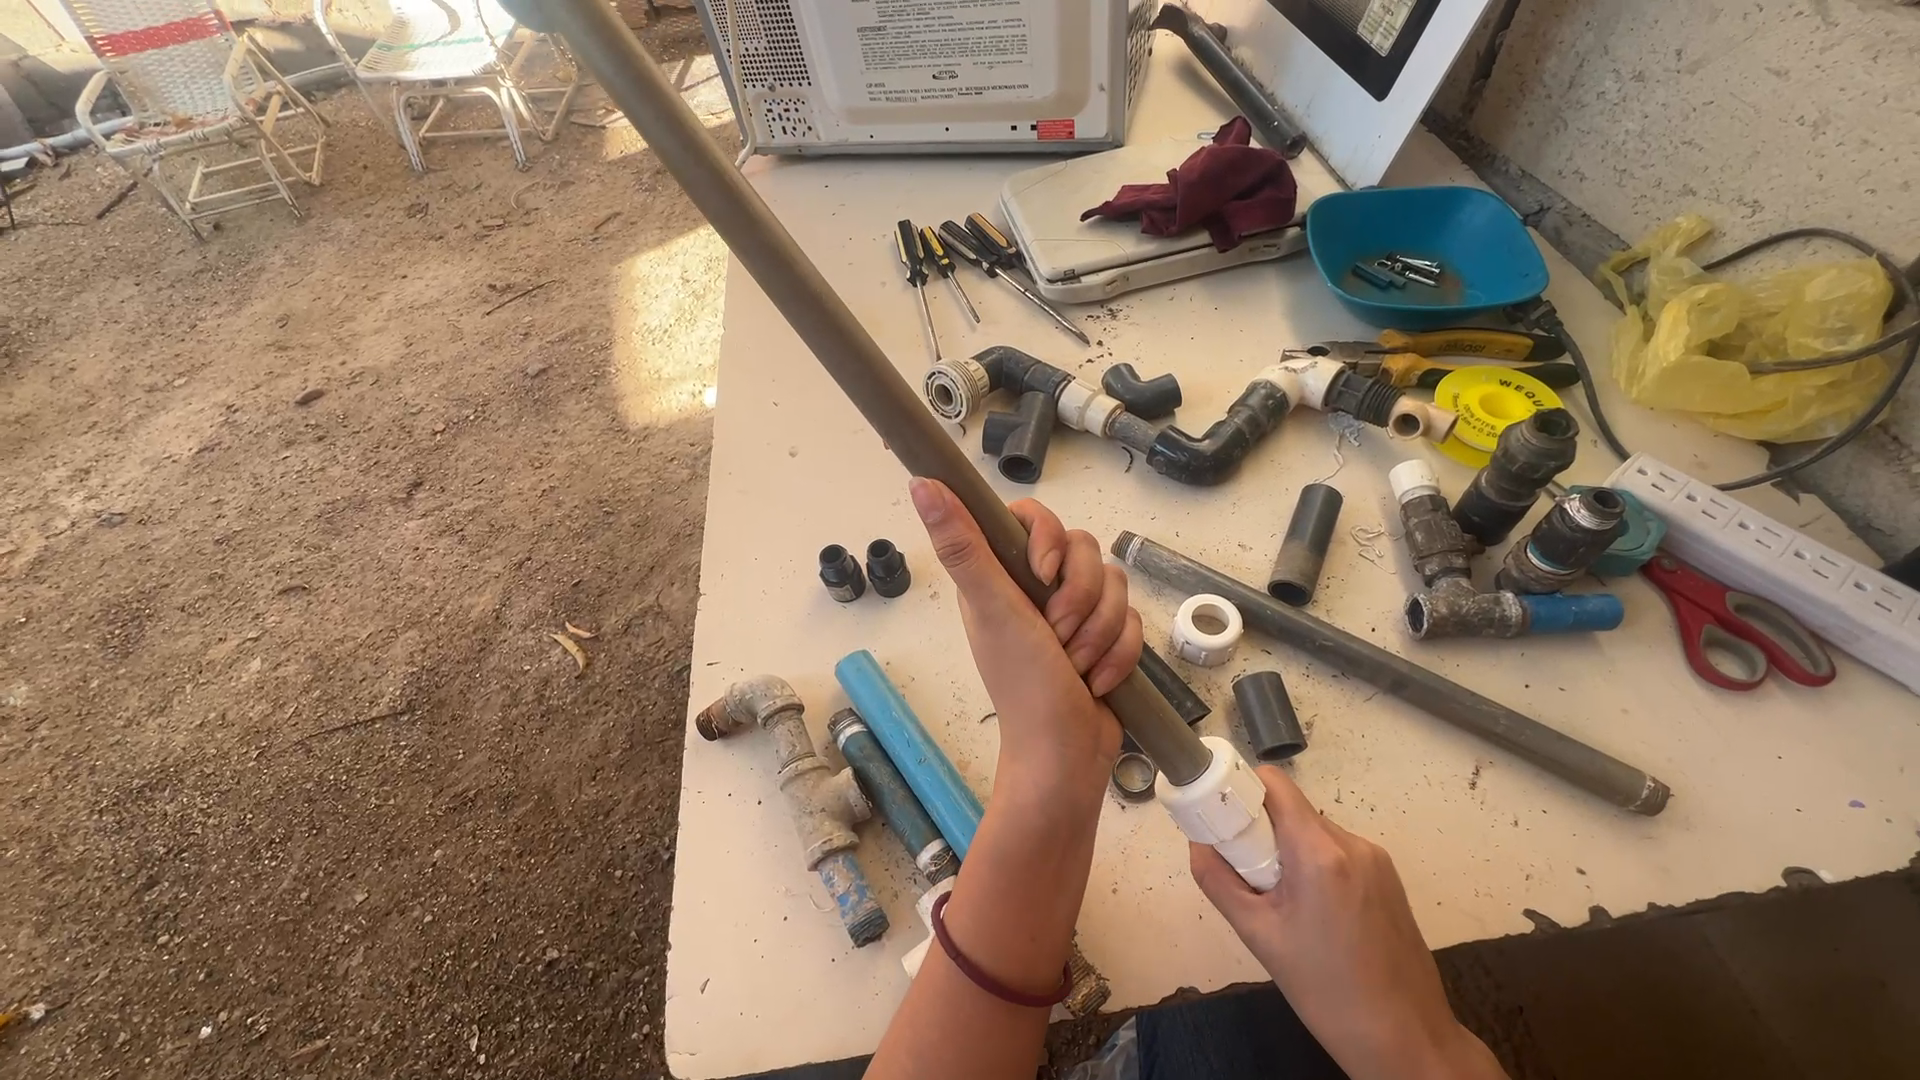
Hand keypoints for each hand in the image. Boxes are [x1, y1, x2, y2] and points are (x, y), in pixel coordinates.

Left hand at [909, 478, 1139, 799]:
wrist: (1065, 755)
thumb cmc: (1023, 684)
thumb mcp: (992, 610)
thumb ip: (963, 547)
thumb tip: (921, 484)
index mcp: (1000, 573)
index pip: (1033, 517)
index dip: (1049, 538)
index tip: (1044, 573)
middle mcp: (1035, 587)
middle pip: (1085, 549)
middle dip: (1081, 599)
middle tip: (1057, 635)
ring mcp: (1072, 612)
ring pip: (1114, 585)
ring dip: (1100, 632)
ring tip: (1076, 665)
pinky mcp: (1104, 637)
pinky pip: (1132, 621)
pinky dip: (1118, 654)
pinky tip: (1097, 681)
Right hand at [1191, 768, 1505, 1079]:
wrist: (1408, 1042)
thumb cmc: (1326, 991)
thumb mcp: (1258, 936)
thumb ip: (1218, 880)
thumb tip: (1198, 842)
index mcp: (1319, 852)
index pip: (1272, 782)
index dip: (1239, 789)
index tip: (1220, 819)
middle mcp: (1353, 843)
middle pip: (1290, 808)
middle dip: (1259, 830)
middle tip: (1245, 874)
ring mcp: (1376, 860)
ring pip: (1312, 831)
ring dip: (1286, 850)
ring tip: (1279, 902)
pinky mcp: (1388, 878)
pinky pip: (1336, 852)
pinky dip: (1313, 865)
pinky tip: (1311, 912)